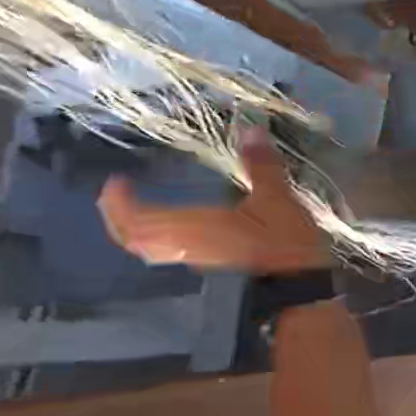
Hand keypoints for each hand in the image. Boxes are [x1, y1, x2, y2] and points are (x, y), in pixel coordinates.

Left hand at [97, 127, 331, 273]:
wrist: (298, 285)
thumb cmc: (283, 241)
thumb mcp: (276, 198)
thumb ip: (261, 166)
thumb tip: (251, 129)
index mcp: (191, 226)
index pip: (136, 218)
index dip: (119, 201)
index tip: (117, 180)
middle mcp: (184, 245)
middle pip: (134, 237)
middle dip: (119, 216)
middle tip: (118, 195)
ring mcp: (196, 259)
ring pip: (149, 247)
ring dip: (137, 229)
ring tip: (141, 209)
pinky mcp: (211, 266)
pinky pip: (168, 252)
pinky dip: (159, 237)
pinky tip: (175, 228)